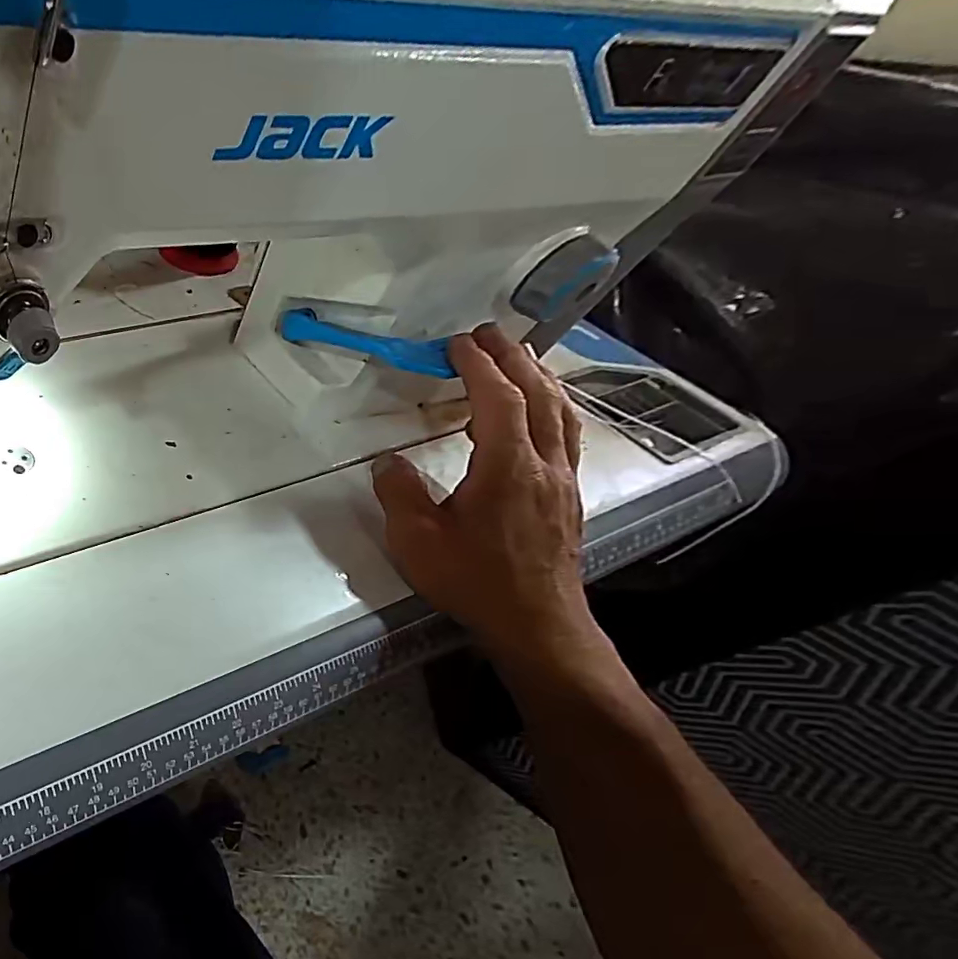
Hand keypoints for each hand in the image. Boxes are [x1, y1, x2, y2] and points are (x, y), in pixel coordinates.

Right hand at [373, 325, 592, 663]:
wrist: (536, 623)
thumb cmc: (476, 581)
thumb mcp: (418, 541)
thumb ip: (399, 494)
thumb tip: (388, 463)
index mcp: (507, 466)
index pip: (497, 398)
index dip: (478, 365)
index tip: (459, 343)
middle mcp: (544, 463)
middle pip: (537, 394)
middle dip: (513, 357)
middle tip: (490, 335)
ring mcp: (563, 480)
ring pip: (561, 412)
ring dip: (539, 378)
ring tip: (520, 360)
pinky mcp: (569, 497)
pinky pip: (567, 435)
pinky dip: (553, 408)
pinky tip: (544, 413)